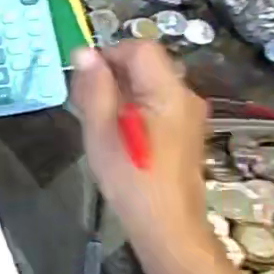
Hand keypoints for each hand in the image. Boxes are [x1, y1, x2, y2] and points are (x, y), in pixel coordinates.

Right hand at [70, 42, 213, 252]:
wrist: (166, 225)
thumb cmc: (131, 179)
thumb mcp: (101, 132)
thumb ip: (95, 89)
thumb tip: (84, 52)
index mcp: (167, 92)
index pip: (140, 48)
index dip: (109, 55)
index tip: (84, 81)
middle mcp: (185, 96)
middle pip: (146, 64)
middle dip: (112, 75)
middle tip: (85, 104)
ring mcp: (189, 114)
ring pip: (150, 84)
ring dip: (121, 93)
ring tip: (99, 122)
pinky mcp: (186, 130)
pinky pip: (157, 103)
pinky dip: (134, 108)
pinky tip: (118, 135)